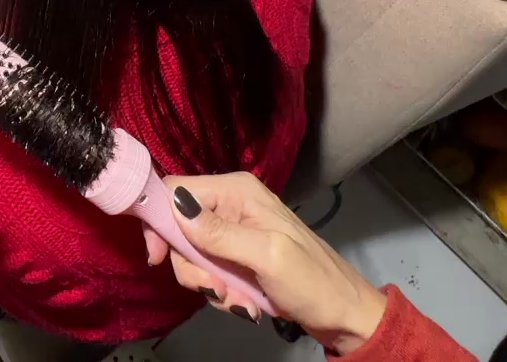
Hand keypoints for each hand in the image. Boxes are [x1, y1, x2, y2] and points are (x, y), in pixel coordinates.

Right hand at [148, 172, 387, 354]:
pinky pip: (209, 270)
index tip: (158, 257)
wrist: (347, 316)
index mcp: (236, 190)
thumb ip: (219, 233)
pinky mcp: (236, 255)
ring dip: (209, 284)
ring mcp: (233, 231)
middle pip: (180, 226)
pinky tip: (245, 305)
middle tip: (216, 289)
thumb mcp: (266, 256)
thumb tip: (176, 206)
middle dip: (192, 265)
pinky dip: (221, 292)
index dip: (160, 219)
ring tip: (240, 303)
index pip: (177, 189)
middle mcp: (230, 203)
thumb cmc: (312, 281)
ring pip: (191, 253)